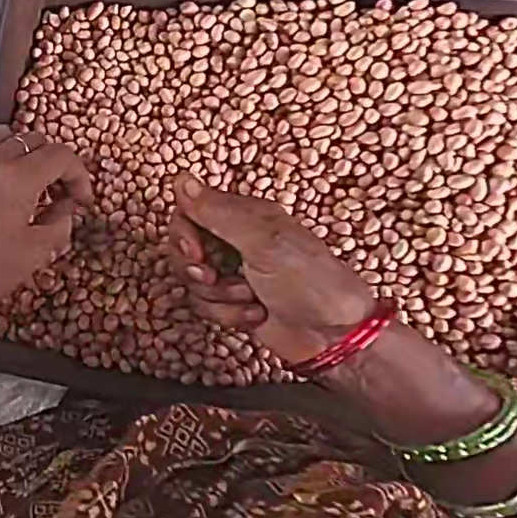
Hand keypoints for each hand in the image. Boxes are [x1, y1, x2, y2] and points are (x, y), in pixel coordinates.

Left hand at [0, 125, 91, 355]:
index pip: (61, 156)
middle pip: (35, 140)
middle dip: (54, 165)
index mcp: (16, 179)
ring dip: (22, 152)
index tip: (80, 195)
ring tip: (28, 179)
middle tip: (59, 193)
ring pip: (2, 134)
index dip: (79, 175)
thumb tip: (65, 211)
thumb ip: (59, 224)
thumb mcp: (34, 255)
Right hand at [164, 174, 374, 363]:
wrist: (334, 336)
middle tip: (214, 278)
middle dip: (197, 270)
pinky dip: (228, 315)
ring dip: (219, 296)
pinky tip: (256, 314)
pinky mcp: (233, 302)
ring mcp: (233, 273)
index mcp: (245, 216)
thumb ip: (219, 212)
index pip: (189, 211)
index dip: (183, 233)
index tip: (196, 253)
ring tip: (251, 296)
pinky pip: (205, 306)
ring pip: (193, 282)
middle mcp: (235, 241)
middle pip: (184, 248)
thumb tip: (182, 181)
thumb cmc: (311, 283)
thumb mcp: (264, 242)